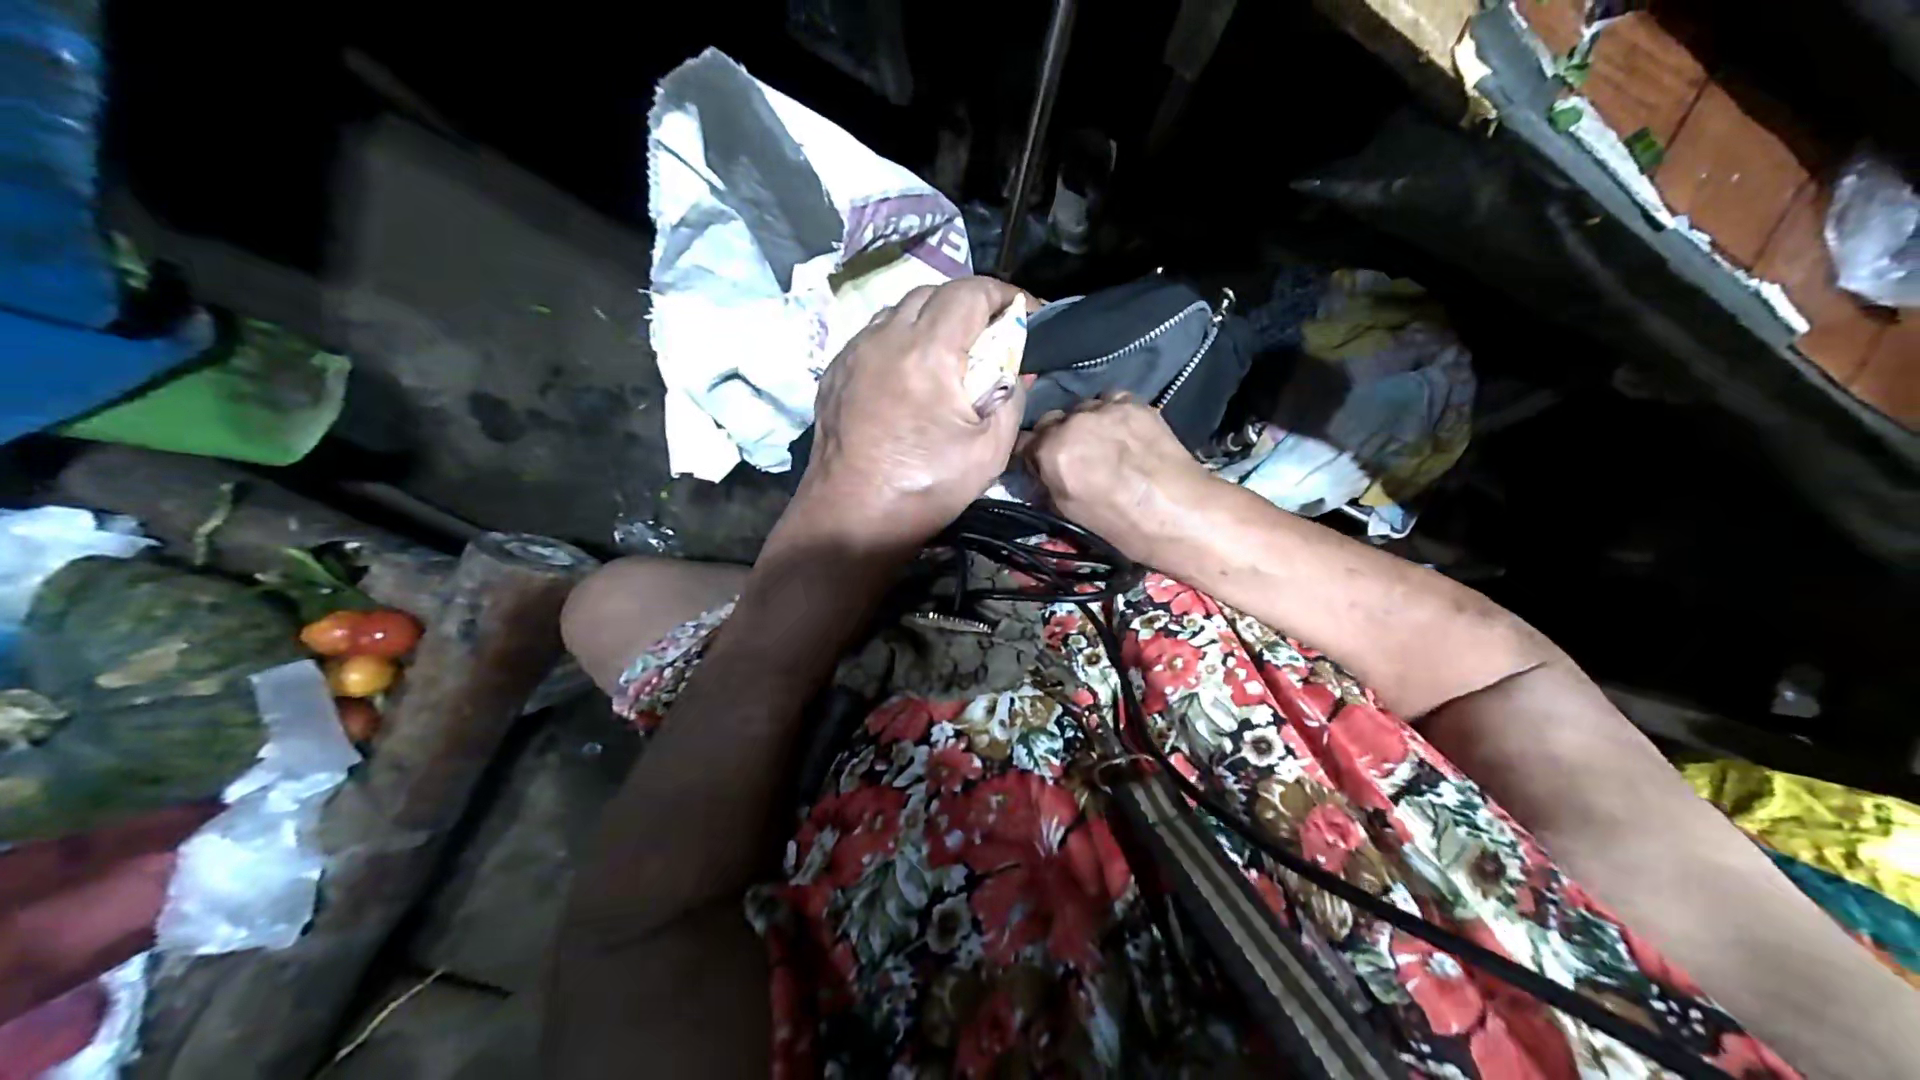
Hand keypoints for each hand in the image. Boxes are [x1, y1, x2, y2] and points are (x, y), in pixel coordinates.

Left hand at [792, 276, 1029, 550]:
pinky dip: (901, 337)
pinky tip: (911, 370)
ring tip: (952, 350)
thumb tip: (1019, 369)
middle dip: (969, 302)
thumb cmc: (924, 488)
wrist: (851, 518)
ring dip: (932, 317)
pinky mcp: (835, 371)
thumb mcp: (988, 451)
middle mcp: (885, 339)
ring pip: (899, 309)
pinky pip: (874, 334)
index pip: (971, 292)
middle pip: (934, 292)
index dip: (1004, 294)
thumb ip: (1011, 399)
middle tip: (991, 333)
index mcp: (928, 353)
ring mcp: (854, 353)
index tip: (1024, 312)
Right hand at [1020, 394, 1215, 561]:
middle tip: (1072, 456)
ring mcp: (1105, 408)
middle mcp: (1073, 422)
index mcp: (1050, 451)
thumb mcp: (1067, 511)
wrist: (1179, 512)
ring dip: (1084, 423)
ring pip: (1081, 408)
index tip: (1038, 466)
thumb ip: (1046, 483)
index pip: (1023, 442)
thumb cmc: (1119, 523)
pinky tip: (1122, 432)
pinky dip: (1111, 413)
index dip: (1030, 455)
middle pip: (1050, 420)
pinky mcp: (1134, 403)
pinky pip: (1110, 400)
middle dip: (1055, 436)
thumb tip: (1040, 473)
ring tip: (1102, 443)